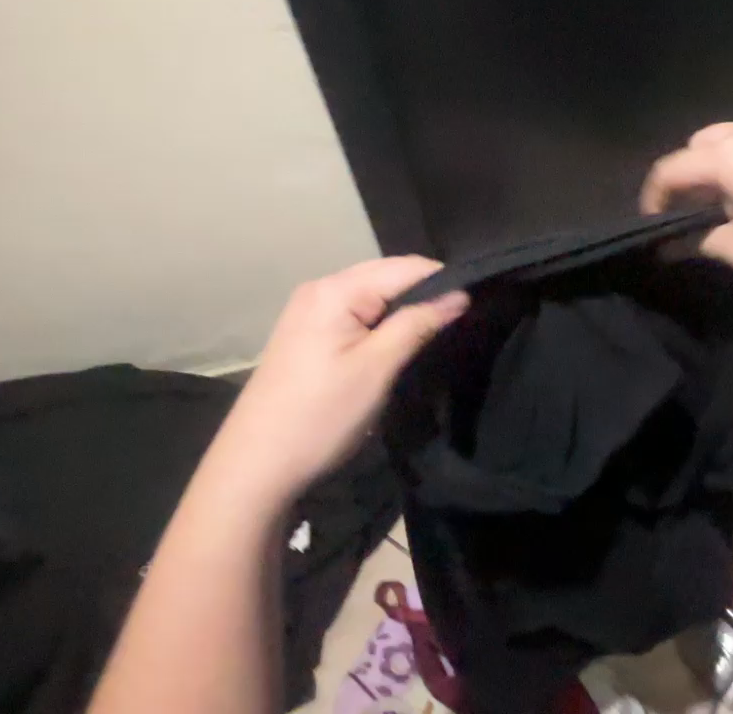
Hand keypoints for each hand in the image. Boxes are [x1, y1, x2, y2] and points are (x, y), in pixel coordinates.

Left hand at [203, 258, 467, 508]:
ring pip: (371, 294)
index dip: (444, 280)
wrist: (255, 466)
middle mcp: (319, 288)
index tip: (477, 304)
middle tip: (461, 319)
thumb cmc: (320, 416)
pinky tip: (397, 340)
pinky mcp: (305, 332)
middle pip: (386, 275)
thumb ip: (417, 324)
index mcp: (335, 290)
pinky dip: (380, 320)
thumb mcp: (377, 369)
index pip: (405, 267)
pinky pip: (354, 311)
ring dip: (403, 307)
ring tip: (436, 330)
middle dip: (424, 292)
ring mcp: (308, 309)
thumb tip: (459, 294)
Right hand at [640, 113, 732, 297]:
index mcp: (728, 154)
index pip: (671, 168)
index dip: (652, 198)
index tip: (651, 227)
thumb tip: (674, 245)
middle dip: (688, 176)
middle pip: (701, 144)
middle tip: (690, 214)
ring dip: (721, 167)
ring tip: (730, 207)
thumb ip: (701, 242)